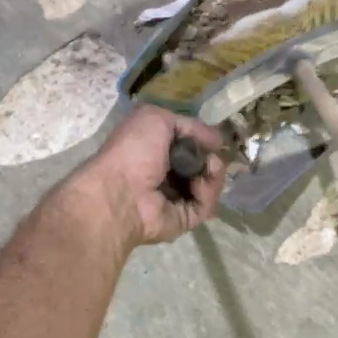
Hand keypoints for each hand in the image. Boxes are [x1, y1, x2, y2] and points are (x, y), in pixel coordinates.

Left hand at [73, 105, 226, 247]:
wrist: (120, 192)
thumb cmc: (133, 151)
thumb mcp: (157, 118)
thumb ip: (191, 124)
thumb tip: (217, 139)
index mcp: (155, 150)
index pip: (188, 145)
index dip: (202, 140)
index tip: (212, 137)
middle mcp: (166, 174)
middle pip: (202, 164)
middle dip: (211, 156)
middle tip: (211, 154)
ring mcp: (177, 198)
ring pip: (209, 184)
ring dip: (214, 172)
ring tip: (209, 167)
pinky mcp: (185, 218)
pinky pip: (207, 204)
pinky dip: (209, 192)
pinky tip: (200, 184)